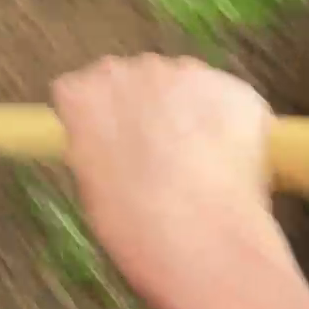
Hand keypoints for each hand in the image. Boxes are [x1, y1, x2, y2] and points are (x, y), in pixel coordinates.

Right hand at [51, 55, 295, 308]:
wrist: (196, 238)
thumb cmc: (125, 219)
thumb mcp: (88, 173)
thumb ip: (97, 140)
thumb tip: (121, 140)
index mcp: (74, 92)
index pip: (81, 87)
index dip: (101, 116)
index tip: (115, 141)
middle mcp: (120, 70)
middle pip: (132, 76)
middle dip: (146, 104)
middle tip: (160, 150)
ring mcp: (177, 73)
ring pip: (182, 81)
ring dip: (188, 108)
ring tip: (201, 156)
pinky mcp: (231, 88)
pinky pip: (228, 97)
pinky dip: (233, 120)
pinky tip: (233, 155)